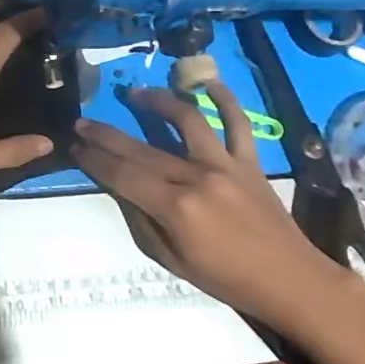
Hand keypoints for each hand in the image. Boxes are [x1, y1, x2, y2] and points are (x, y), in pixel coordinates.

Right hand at [71, 83, 353, 334]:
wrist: (288, 279)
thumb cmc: (227, 280)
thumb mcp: (174, 262)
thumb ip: (144, 223)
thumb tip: (123, 191)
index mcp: (176, 208)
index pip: (123, 175)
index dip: (95, 159)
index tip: (75, 146)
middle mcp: (197, 177)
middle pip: (143, 148)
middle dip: (107, 134)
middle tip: (83, 121)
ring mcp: (226, 164)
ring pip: (188, 121)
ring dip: (158, 102)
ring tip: (136, 94)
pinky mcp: (250, 160)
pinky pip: (238, 122)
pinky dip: (225, 99)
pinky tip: (209, 83)